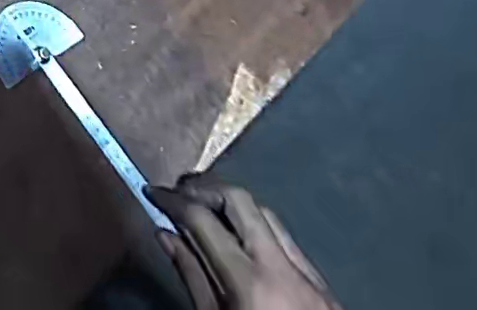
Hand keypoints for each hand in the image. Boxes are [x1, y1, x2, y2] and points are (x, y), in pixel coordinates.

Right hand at [146, 177, 340, 309]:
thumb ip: (192, 276)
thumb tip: (165, 232)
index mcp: (250, 283)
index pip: (202, 217)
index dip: (171, 200)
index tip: (151, 193)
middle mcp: (282, 268)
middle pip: (238, 199)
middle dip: (204, 190)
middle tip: (179, 197)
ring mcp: (309, 276)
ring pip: (266, 213)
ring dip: (232, 206)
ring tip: (207, 215)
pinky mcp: (325, 287)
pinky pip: (287, 241)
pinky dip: (258, 229)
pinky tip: (243, 245)